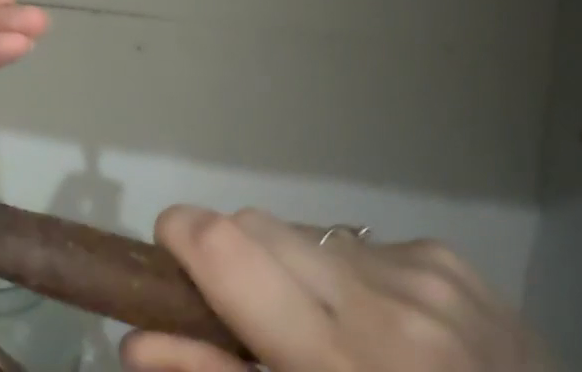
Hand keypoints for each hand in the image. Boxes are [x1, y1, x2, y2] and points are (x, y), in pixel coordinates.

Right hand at [122, 207, 548, 371]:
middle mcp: (383, 298)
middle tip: (251, 317)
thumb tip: (133, 342)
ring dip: (291, 269)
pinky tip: (383, 326)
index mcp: (342, 359)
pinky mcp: (449, 256)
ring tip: (330, 330)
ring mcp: (423, 269)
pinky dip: (345, 276)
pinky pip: (355, 240)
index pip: (225, 244)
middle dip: (234, 260)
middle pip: (251, 224)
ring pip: (300, 232)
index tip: (173, 267)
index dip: (179, 239)